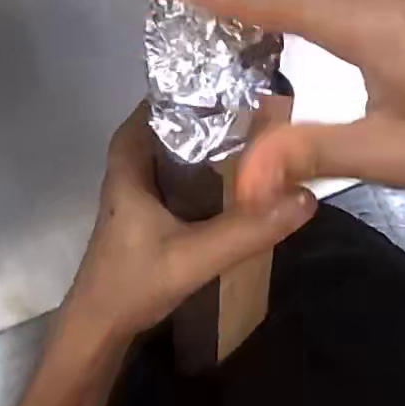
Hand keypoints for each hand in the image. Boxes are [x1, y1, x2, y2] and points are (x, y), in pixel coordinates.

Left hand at [63, 101, 316, 338]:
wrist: (99, 328)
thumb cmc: (132, 282)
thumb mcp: (193, 257)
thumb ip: (245, 230)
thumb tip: (305, 197)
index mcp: (131, 154)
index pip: (166, 96)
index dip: (206, 84)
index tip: (250, 77)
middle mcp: (134, 158)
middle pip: (179, 118)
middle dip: (220, 110)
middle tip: (270, 103)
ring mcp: (142, 181)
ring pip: (183, 143)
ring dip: (217, 137)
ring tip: (266, 128)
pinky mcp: (153, 202)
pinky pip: (185, 167)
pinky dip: (211, 163)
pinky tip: (244, 170)